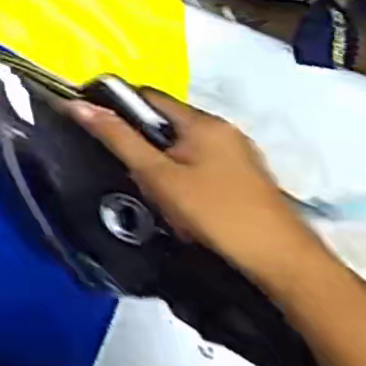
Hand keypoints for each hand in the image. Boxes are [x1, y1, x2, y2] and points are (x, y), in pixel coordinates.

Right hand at [68, 90, 322, 286]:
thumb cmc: (218, 215)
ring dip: (161, 162)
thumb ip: (116, 137)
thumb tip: (75, 104)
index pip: (146, 95)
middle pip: (164, 122)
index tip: (98, 127)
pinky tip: (182, 203)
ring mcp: (240, 155)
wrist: (290, 270)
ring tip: (156, 190)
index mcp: (204, 122)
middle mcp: (224, 130)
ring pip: (181, 145)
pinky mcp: (248, 180)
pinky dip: (182, 175)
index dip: (117, 106)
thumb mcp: (157, 176)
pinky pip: (200, 163)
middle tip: (132, 169)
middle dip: (142, 142)